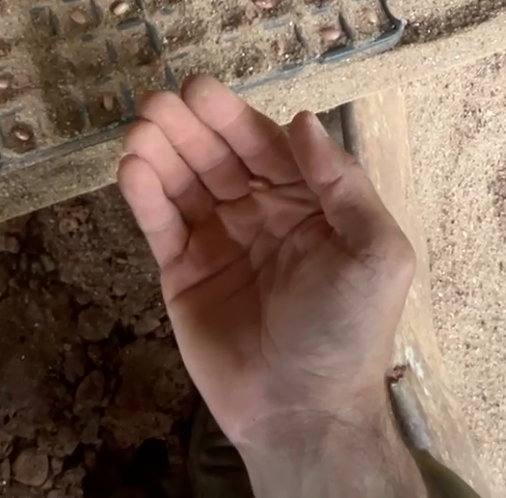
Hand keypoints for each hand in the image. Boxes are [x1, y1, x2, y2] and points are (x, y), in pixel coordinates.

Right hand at [117, 76, 423, 497]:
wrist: (303, 415)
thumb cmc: (345, 330)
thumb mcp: (374, 254)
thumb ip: (343, 184)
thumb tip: (303, 120)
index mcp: (301, 201)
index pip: (260, 144)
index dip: (229, 115)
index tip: (196, 90)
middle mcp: (254, 210)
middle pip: (213, 155)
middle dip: (185, 126)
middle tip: (155, 102)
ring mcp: (213, 238)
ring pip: (180, 181)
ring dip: (158, 150)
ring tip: (138, 130)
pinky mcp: (179, 268)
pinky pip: (159, 222)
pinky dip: (143, 193)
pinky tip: (131, 168)